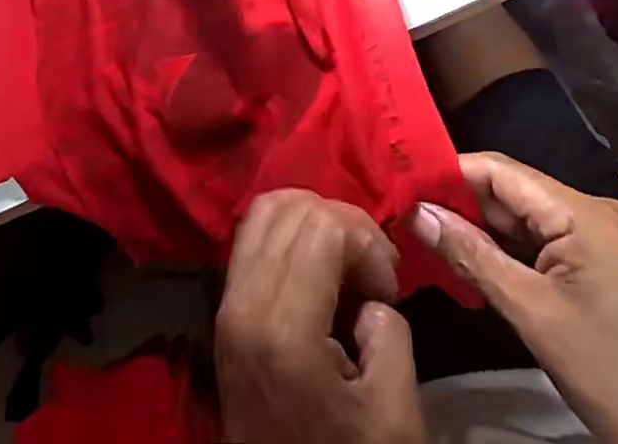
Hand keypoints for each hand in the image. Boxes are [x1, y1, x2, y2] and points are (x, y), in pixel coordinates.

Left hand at [216, 189, 426, 443]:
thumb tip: (368, 296)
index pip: (322, 224)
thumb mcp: (392, 410)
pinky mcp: (225, 311)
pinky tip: (319, 265)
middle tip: (372, 269)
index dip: (366, 241)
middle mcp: (242, 306)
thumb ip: (389, 330)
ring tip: (346, 261)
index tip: (386, 289)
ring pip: (265, 211)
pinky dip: (291, 230)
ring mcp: (226, 306)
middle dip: (344, 224)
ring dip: (315, 220)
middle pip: (291, 207)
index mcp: (282, 329)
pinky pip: (253, 236)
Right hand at [410, 154, 617, 443]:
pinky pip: (554, 244)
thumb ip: (473, 256)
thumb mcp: (534, 314)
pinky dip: (518, 253)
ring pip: (534, 221)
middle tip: (412, 221)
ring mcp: (609, 238)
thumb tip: (420, 214)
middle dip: (466, 206)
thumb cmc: (614, 373)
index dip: (453, 174)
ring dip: (489, 231)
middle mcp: (597, 211)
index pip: (503, 171)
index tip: (407, 187)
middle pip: (518, 193)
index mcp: (583, 211)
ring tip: (434, 240)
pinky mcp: (613, 265)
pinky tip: (482, 265)